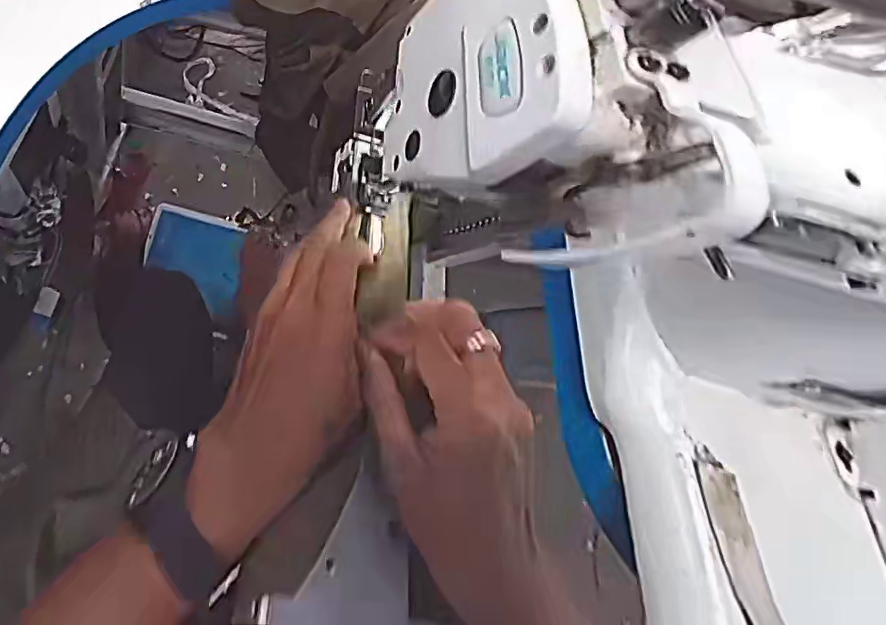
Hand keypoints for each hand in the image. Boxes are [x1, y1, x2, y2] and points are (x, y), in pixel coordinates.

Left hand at [187, 200, 366, 561]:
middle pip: (313, 249)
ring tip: (327, 226)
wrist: (250, 446)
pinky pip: (280, 275)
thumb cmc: (302, 432)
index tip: (370, 247)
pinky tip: (302, 260)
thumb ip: (364, 351)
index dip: (358, 247)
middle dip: (332, 225)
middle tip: (345, 210)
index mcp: (325, 324)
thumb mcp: (355, 394)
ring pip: (293, 258)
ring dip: (312, 238)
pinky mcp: (257, 320)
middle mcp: (295, 309)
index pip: (341, 262)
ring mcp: (272, 311)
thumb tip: (368, 327)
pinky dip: (296, 259)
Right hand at [362, 300, 576, 624]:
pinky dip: (455, 357)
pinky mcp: (518, 408)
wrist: (502, 570)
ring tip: (407, 363)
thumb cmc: (446, 530)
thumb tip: (367, 353)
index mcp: (469, 412)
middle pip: (464, 320)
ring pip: (477, 335)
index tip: (372, 339)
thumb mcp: (400, 467)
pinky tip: (430, 384)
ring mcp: (514, 400)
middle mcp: (500, 396)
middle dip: (423, 316)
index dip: (396, 329)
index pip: (432, 339)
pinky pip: (484, 361)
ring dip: (439, 336)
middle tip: (392, 333)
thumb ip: (383, 400)